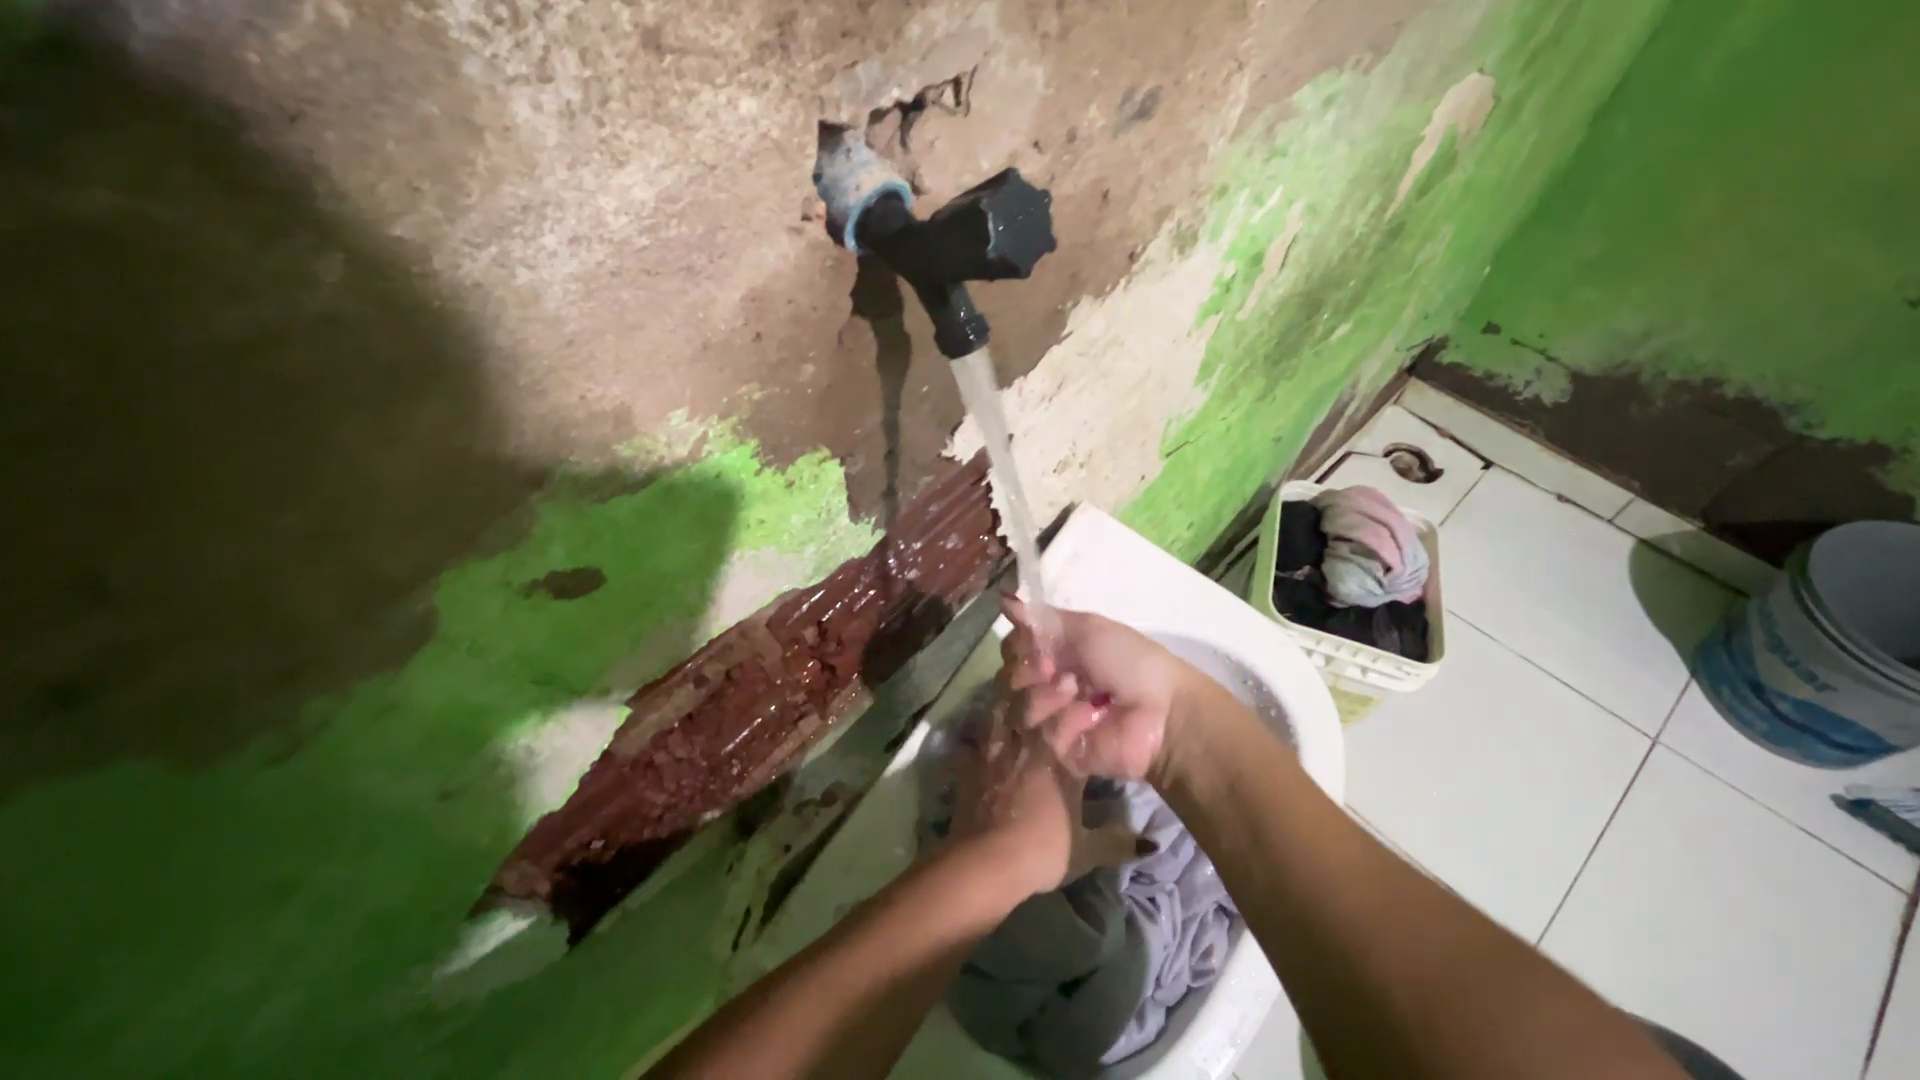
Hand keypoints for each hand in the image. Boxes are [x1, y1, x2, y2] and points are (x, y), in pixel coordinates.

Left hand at [949, 687, 1143, 898]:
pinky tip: (984, 727)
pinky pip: (973, 735)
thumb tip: (1153, 844)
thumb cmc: (1040, 851)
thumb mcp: (1085, 850)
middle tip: (1056, 681)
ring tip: (1019, 690)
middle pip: (1034, 703)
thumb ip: (1117, 842)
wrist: (984, 861)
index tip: (1094, 699)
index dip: (1083, 707)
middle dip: (1046, 689)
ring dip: (1011, 697)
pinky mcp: (968, 764)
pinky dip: (980, 727)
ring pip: (1002, 710)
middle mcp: (1025, 744)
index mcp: (1057, 759)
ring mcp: (993, 750)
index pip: (1073, 720)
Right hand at [1000, 594, 1196, 783]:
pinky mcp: (1057, 751)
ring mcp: (1051, 721)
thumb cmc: (1128, 661)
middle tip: (1058, 671)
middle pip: (1009, 679)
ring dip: (1050, 697)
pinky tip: (1092, 720)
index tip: (1038, 645)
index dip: (1020, 646)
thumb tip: (1003, 599)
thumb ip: (1042, 619)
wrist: (1162, 710)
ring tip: (1082, 696)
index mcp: (1056, 656)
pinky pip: (1041, 734)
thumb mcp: (1087, 628)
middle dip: (1031, 671)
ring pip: (1019, 706)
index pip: (1013, 650)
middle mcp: (1048, 686)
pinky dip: (1068, 722)